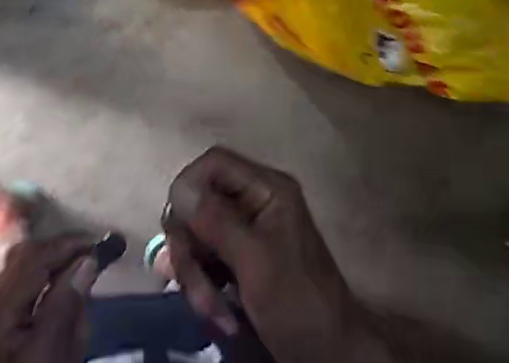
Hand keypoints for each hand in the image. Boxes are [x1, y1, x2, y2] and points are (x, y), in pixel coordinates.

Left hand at [0, 235, 99, 362]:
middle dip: (53, 256)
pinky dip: (21, 284)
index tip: (99, 245)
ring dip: (38, 268)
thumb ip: (66, 307)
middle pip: (17, 257)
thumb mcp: (49, 360)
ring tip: (65, 281)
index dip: (68, 244)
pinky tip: (38, 299)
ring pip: (6, 269)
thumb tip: (85, 262)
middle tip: (85, 264)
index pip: (33, 256)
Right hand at [163, 148, 391, 362]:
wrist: (330, 356)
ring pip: (196, 235)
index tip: (178, 227)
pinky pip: (203, 260)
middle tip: (194, 287)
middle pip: (198, 202)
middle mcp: (254, 201)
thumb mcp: (256, 262)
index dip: (189, 187)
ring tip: (212, 313)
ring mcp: (245, 231)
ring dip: (195, 276)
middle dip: (190, 248)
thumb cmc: (299, 303)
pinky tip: (215, 314)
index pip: (214, 163)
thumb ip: (217, 221)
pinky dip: (202, 287)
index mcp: (267, 189)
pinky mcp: (237, 260)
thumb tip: (179, 187)